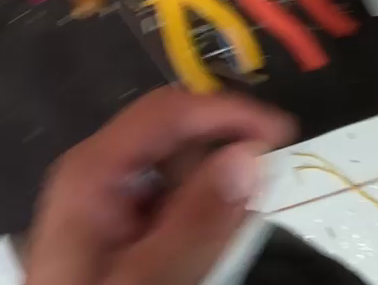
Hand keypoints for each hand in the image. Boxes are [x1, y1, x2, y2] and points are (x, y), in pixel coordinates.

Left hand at [24, 88, 295, 284]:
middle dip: (222, 161)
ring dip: (212, 198)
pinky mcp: (117, 231)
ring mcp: (107, 202)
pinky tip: (203, 255)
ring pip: (178, 173)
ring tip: (221, 246)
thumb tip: (250, 156)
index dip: (228, 112)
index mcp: (93, 169)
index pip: (169, 110)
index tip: (284, 134)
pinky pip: (170, 206)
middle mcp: (99, 172)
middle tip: (259, 203)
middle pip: (176, 138)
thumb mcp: (143, 282)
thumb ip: (196, 223)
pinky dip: (198, 221)